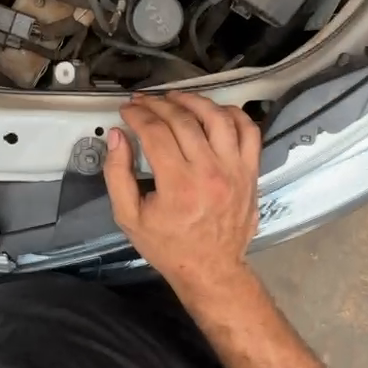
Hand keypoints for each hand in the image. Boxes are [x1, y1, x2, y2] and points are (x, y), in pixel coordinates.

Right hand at [104, 91, 262, 294]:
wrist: (211, 269)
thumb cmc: (169, 246)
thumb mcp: (129, 217)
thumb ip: (117, 174)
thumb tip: (117, 137)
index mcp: (178, 185)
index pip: (155, 132)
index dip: (138, 115)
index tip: (127, 110)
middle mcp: (210, 172)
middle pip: (183, 120)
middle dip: (158, 104)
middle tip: (143, 102)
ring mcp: (235, 170)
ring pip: (217, 117)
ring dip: (193, 101)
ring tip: (175, 98)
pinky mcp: (250, 172)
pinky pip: (248, 131)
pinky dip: (232, 114)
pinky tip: (213, 111)